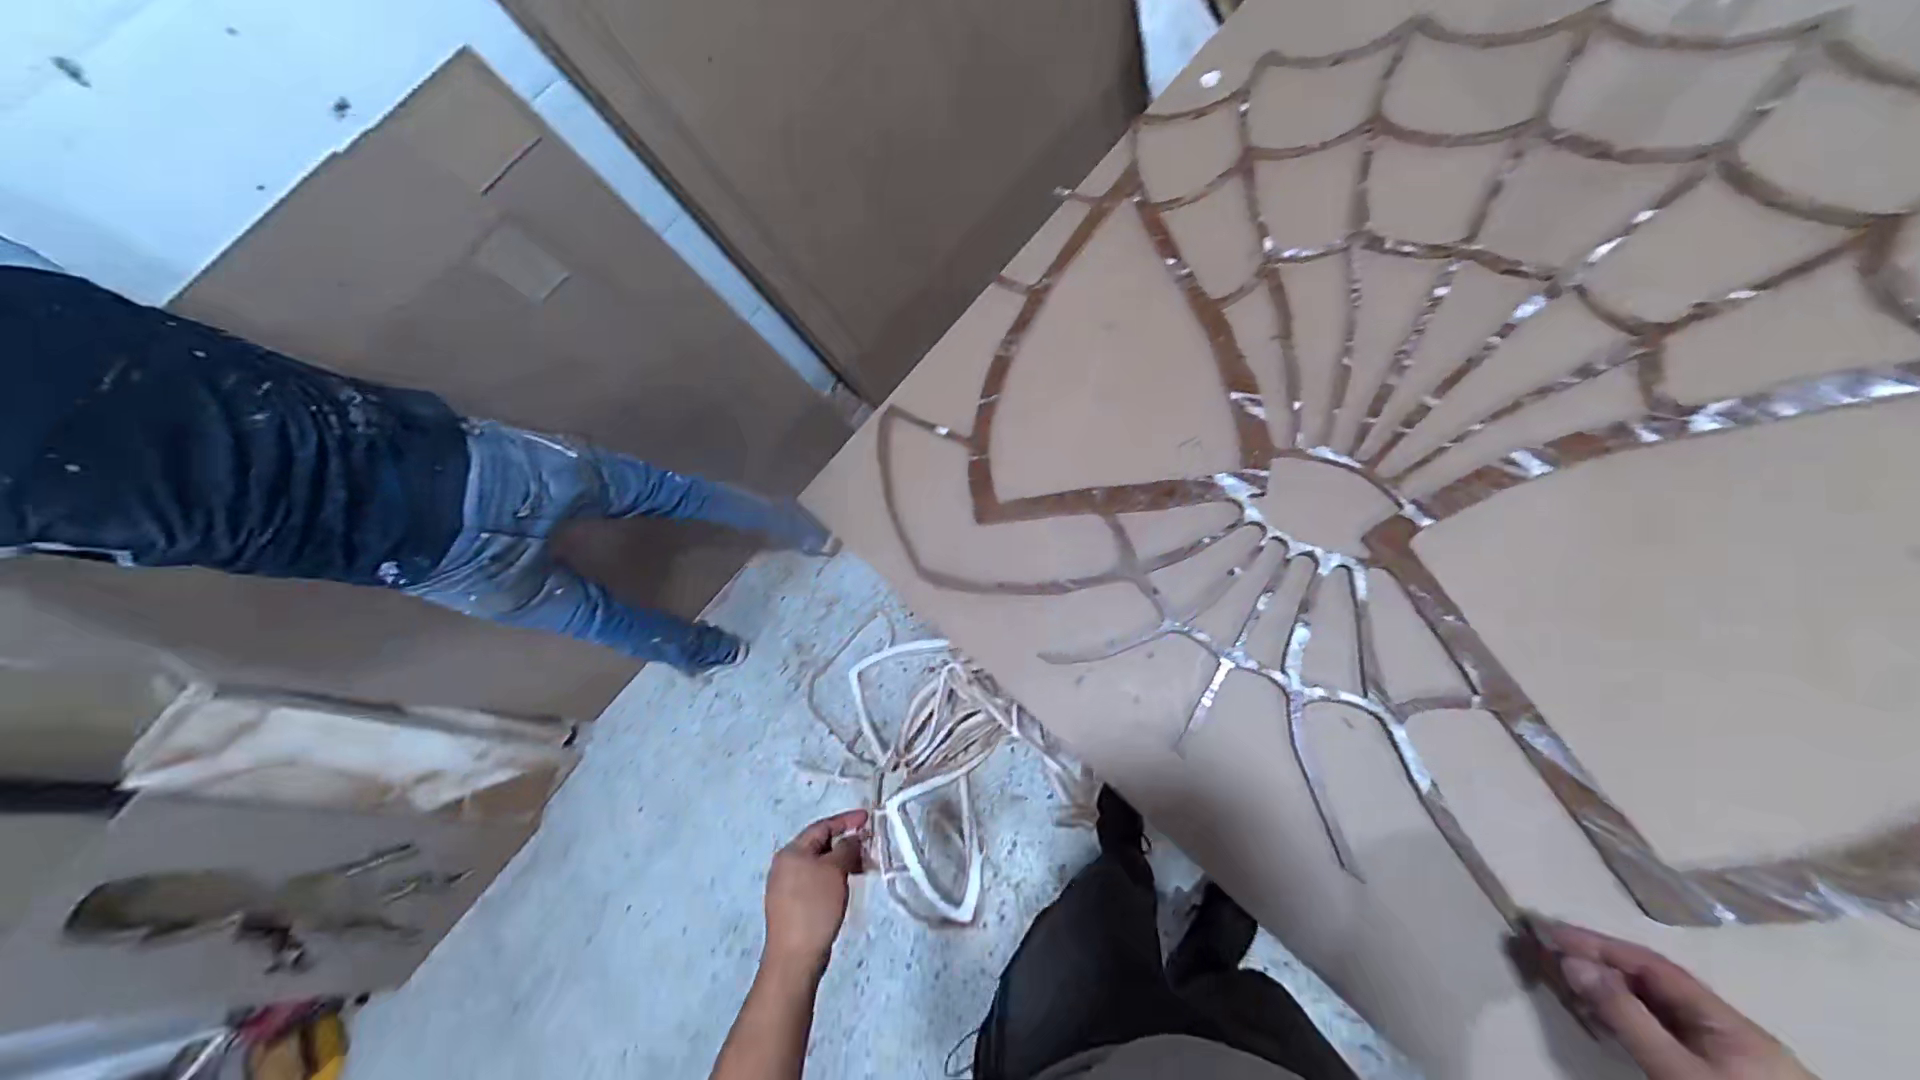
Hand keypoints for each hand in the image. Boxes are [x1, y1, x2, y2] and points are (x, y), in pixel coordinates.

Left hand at [762, 809, 867, 977]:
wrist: (795, 957)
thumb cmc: (814, 906)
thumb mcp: (835, 870)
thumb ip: (846, 848)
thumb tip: (853, 839)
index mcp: (791, 851)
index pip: (822, 826)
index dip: (846, 820)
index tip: (867, 818)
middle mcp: (785, 865)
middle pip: (820, 844)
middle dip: (846, 842)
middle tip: (869, 845)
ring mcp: (786, 886)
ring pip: (819, 863)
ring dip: (841, 861)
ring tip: (863, 866)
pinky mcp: (793, 904)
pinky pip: (816, 880)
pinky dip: (833, 876)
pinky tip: (847, 884)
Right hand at [1540, 921, 1817, 1079]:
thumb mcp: (1676, 1069)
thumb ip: (1625, 1015)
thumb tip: (1571, 960)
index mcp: (1729, 1022)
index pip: (1654, 965)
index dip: (1601, 944)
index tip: (1550, 932)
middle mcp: (1732, 1030)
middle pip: (1658, 984)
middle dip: (1603, 964)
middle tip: (1552, 953)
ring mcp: (1729, 1055)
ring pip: (1661, 1008)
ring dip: (1613, 990)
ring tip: (1570, 984)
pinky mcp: (1719, 1074)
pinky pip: (1667, 1031)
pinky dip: (1630, 1017)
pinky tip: (1606, 1019)